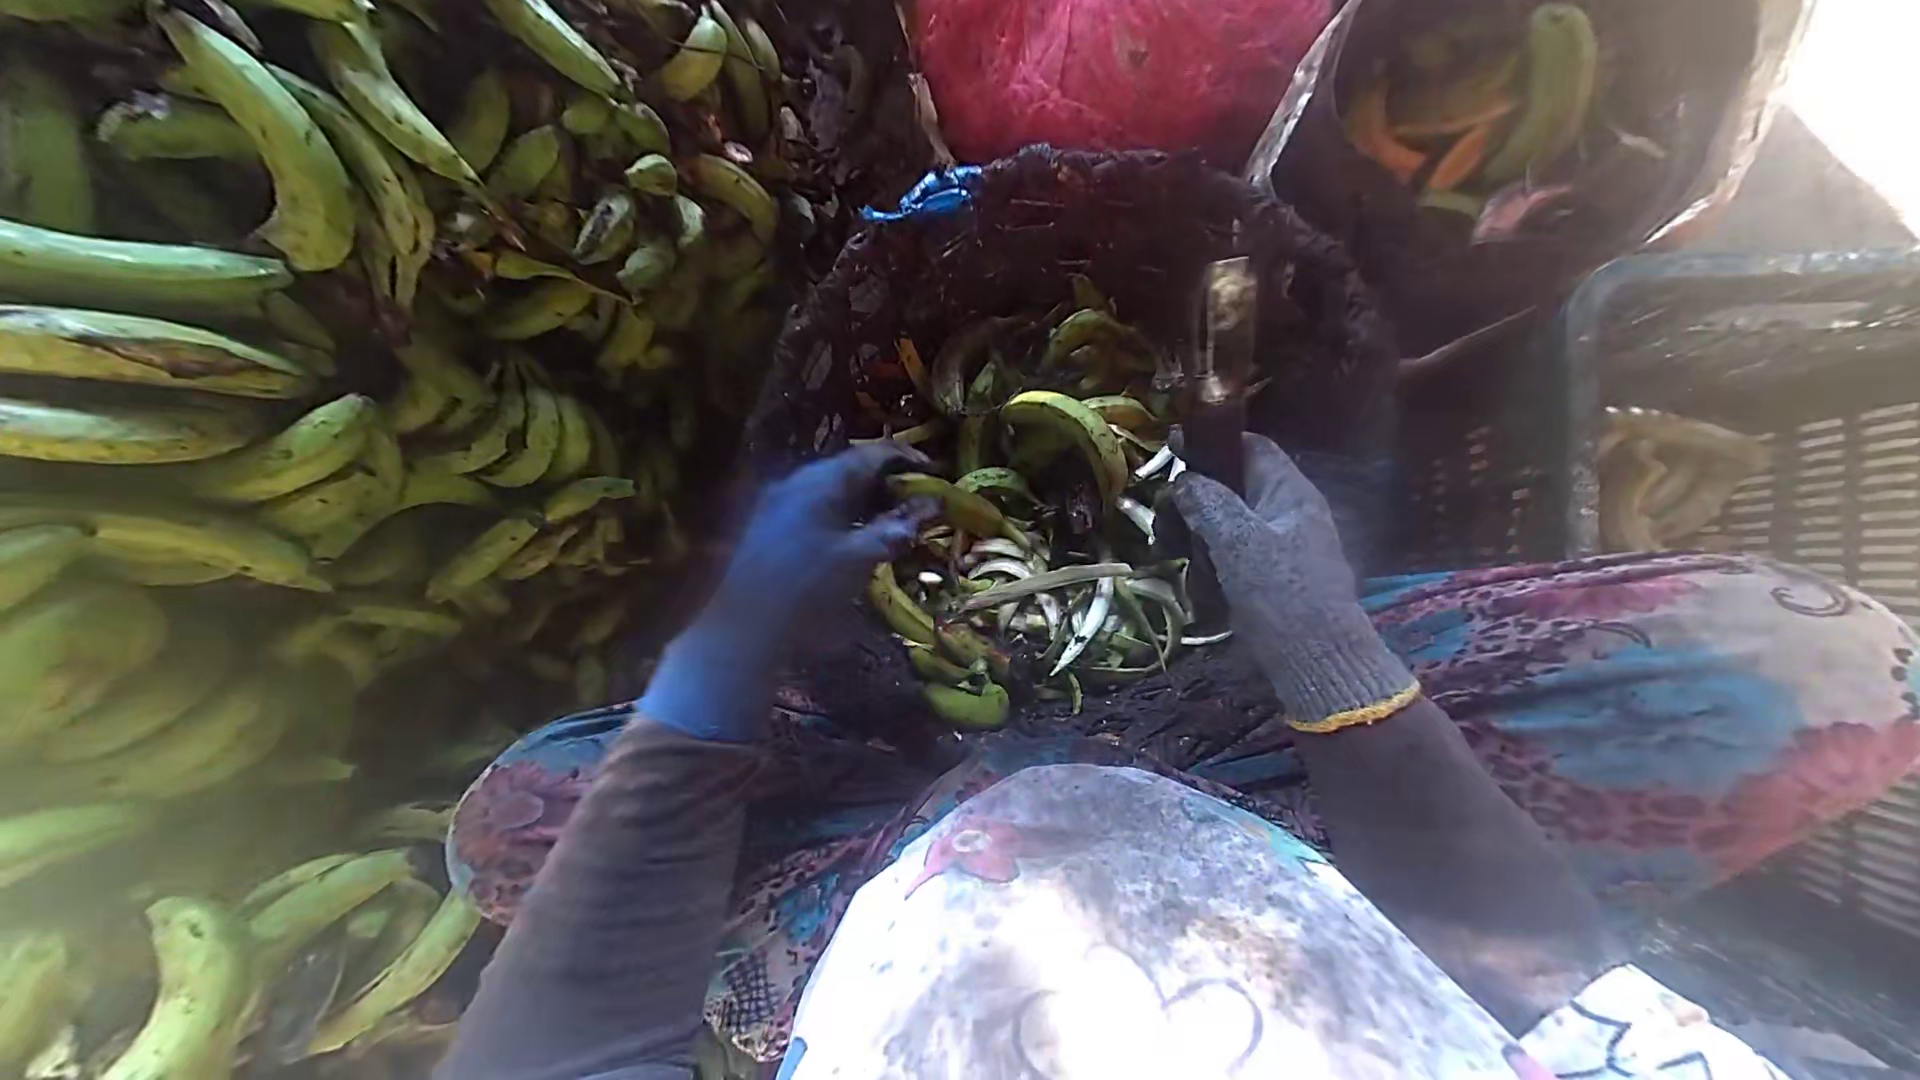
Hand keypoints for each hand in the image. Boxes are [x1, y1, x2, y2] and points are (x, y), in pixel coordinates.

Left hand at [641, 445, 934, 740]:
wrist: (742, 629)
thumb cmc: (806, 588)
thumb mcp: (858, 558)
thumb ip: (896, 529)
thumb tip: (932, 506)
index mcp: (820, 480)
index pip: (872, 454)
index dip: (907, 460)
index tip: (936, 473)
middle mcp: (796, 481)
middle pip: (852, 470)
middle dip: (888, 484)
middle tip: (918, 503)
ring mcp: (779, 503)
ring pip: (833, 490)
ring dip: (866, 502)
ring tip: (893, 522)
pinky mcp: (769, 526)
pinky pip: (817, 508)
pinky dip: (845, 516)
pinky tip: (856, 538)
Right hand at [1169, 432, 1416, 732]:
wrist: (1314, 662)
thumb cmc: (1282, 594)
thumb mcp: (1239, 543)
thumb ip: (1209, 503)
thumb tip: (1184, 479)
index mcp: (1288, 493)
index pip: (1251, 447)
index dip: (1213, 443)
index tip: (1173, 450)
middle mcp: (1283, 512)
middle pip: (1229, 485)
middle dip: (1191, 496)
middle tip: (1163, 517)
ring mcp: (1274, 544)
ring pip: (1221, 519)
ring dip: (1191, 529)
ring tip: (1167, 548)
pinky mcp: (1263, 574)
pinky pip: (1226, 550)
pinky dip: (1203, 555)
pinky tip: (1186, 572)